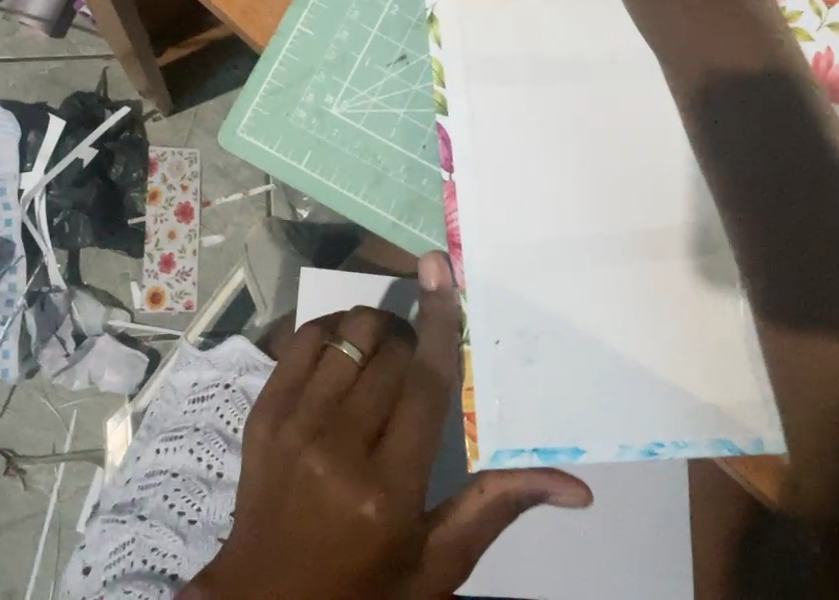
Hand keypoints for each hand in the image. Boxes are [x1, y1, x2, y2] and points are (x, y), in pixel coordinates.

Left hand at [183, 253, 592, 599]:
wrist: (268, 598)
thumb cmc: (364, 585)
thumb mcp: (436, 563)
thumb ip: (495, 507)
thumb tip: (575, 485)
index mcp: (388, 487)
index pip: (424, 383)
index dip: (438, 323)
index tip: (440, 271)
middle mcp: (336, 444)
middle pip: (386, 353)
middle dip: (410, 337)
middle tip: (418, 354)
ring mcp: (292, 423)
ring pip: (344, 337)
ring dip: (373, 329)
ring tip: (384, 351)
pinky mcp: (263, 411)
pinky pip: (301, 341)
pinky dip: (330, 330)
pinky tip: (345, 348)